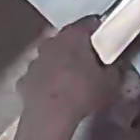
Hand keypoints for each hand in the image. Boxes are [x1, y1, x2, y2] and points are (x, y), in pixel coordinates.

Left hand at [11, 17, 119, 139]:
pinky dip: (45, 81)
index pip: (89, 23)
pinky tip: (54, 94)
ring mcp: (34, 60)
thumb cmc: (83, 93)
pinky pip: (39, 76)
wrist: (50, 116)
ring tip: (71, 80)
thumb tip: (115, 65)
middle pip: (67, 38)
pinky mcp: (24, 80)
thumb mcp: (111, 82)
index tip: (106, 38)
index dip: (99, 29)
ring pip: (50, 56)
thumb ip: (115, 69)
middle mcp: (51, 42)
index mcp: (74, 36)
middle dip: (77, 46)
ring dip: (59, 63)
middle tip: (90, 61)